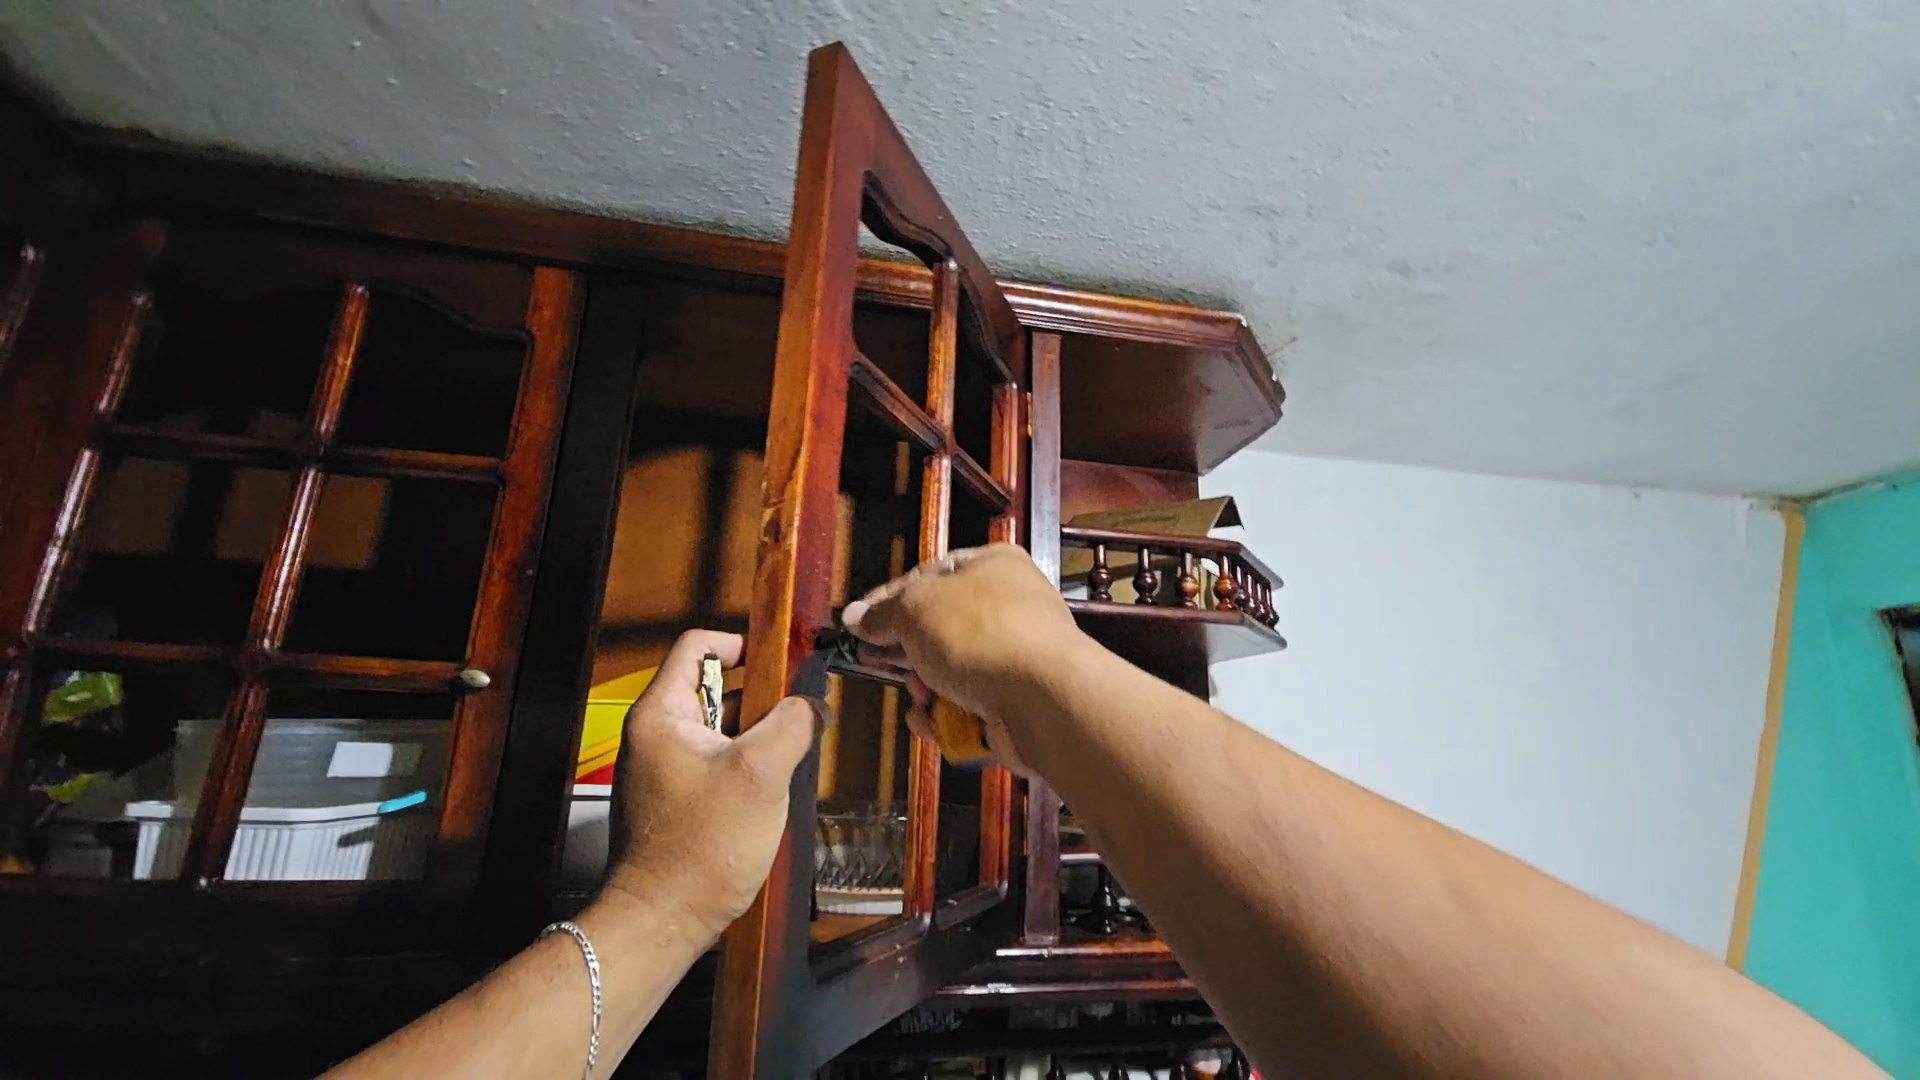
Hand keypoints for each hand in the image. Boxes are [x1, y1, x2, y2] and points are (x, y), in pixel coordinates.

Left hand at [602, 630, 820, 942]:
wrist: (664, 923)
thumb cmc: (705, 843)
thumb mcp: (761, 771)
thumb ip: (793, 723)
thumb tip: (814, 706)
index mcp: (662, 712)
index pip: (698, 645)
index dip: (743, 643)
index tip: (783, 664)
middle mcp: (658, 733)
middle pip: (717, 686)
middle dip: (764, 697)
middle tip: (802, 716)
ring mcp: (666, 767)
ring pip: (724, 726)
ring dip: (762, 734)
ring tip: (796, 754)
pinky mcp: (680, 798)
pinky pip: (721, 760)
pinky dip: (750, 764)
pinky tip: (777, 787)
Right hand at [840, 544, 1087, 776]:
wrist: (1043, 696)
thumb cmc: (977, 632)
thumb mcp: (917, 609)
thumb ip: (883, 612)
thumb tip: (854, 616)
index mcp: (992, 565)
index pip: (929, 574)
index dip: (888, 598)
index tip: (857, 623)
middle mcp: (1008, 604)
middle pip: (939, 626)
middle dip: (904, 649)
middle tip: (871, 662)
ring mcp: (1015, 654)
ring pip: (951, 669)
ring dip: (924, 686)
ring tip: (917, 695)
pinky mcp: (1017, 698)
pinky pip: (969, 702)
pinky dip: (946, 714)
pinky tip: (930, 721)